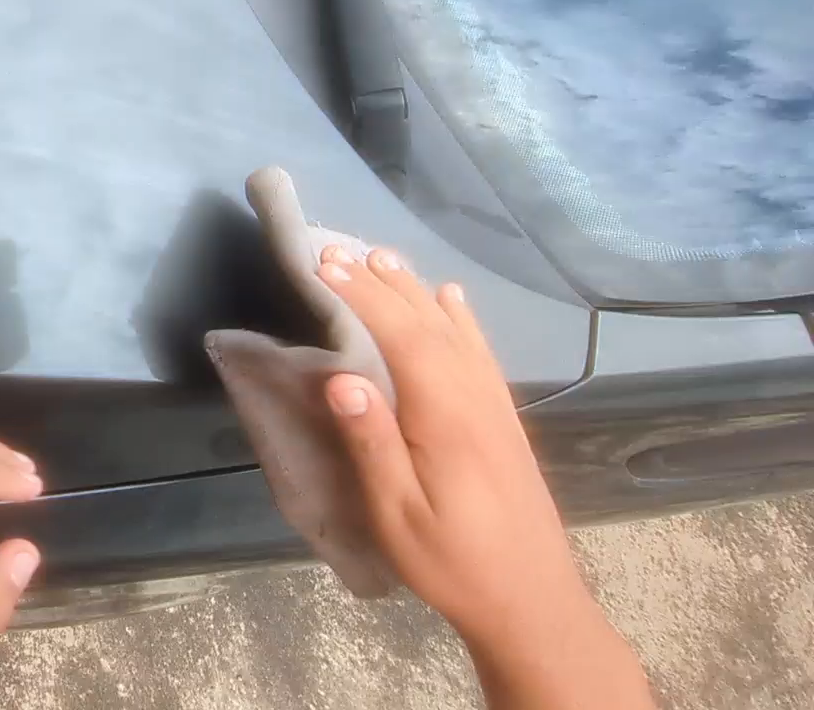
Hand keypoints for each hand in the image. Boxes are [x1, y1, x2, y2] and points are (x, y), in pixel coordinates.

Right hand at [316, 245, 653, 709]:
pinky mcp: (503, 421)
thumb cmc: (450, 562)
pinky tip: (451, 298)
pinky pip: (481, 354)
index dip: (363, 296)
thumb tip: (342, 377)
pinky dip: (462, 319)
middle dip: (380, 283)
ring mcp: (495, 409)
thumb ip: (372, 443)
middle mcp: (476, 402)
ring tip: (382, 257)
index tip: (323, 265)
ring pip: (455, 332)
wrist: (534, 607)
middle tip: (337, 250)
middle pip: (427, 326)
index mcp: (447, 420)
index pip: (403, 339)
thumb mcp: (398, 513)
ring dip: (415, 290)